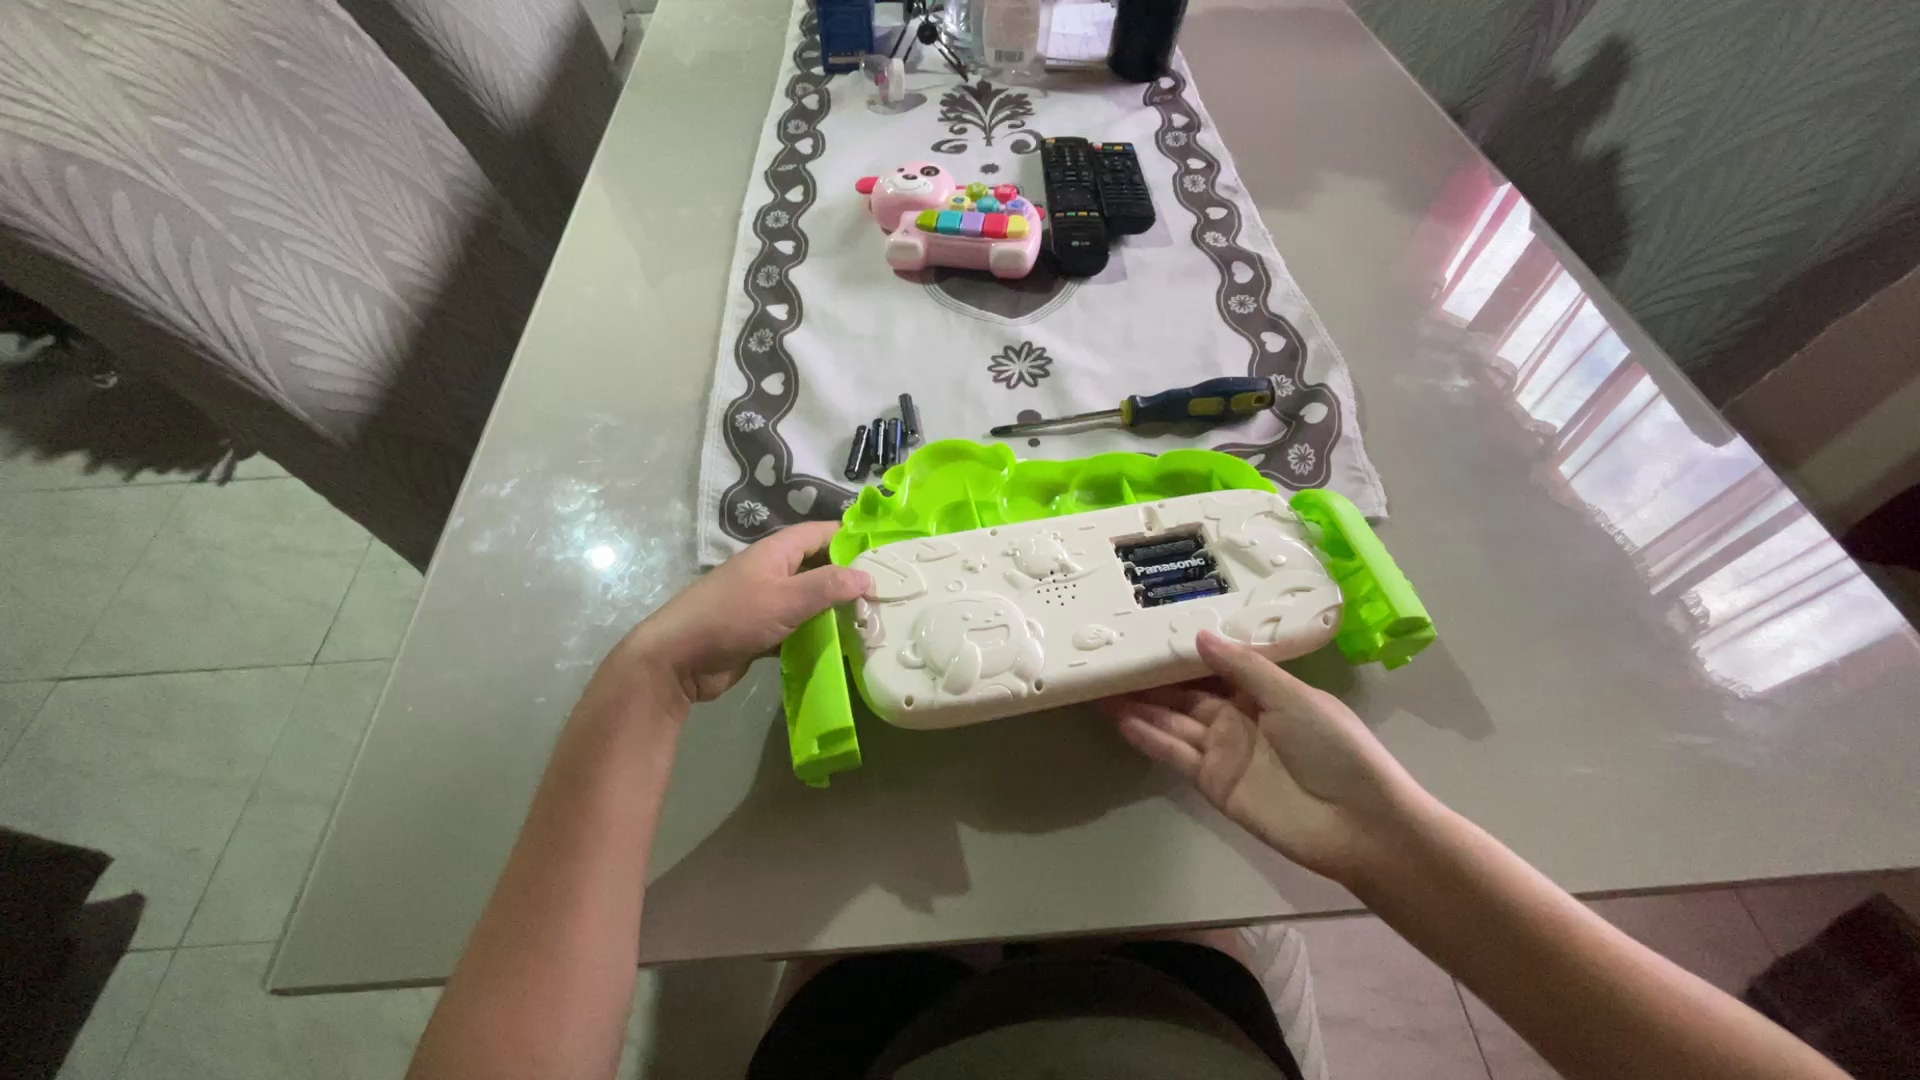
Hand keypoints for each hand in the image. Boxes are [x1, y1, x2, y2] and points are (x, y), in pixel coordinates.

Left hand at [607, 522, 870, 712]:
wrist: (677, 660)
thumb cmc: (732, 618)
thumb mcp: (786, 599)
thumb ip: (828, 586)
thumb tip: (868, 575)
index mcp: (776, 551)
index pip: (822, 532)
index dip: (852, 537)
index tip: (886, 551)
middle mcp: (772, 571)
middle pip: (818, 565)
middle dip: (849, 576)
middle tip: (888, 591)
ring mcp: (765, 601)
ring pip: (809, 599)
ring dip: (835, 608)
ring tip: (872, 618)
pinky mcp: (761, 631)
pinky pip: (798, 626)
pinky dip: (818, 632)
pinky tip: (842, 645)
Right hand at [1098, 631, 1434, 886]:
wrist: (1359, 825)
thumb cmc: (1335, 749)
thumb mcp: (1292, 697)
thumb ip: (1243, 668)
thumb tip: (1199, 636)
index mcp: (1263, 692)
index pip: (1213, 667)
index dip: (1182, 653)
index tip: (1148, 634)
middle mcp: (1237, 717)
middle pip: (1185, 694)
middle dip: (1150, 679)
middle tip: (1110, 660)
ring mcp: (1222, 750)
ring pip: (1172, 721)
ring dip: (1139, 706)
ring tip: (1100, 687)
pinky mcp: (1211, 782)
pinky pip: (1174, 752)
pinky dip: (1148, 736)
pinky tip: (1120, 718)